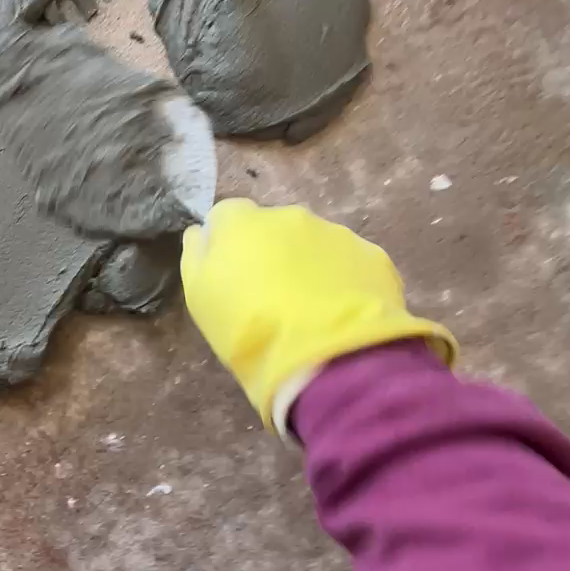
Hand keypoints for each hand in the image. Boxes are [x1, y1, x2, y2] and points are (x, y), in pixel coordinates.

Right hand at [180, 199, 455, 436]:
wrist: (325, 355)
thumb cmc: (245, 326)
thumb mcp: (199, 296)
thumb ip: (196, 256)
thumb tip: (201, 234)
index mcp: (241, 222)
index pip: (225, 214)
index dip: (224, 241)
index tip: (226, 271)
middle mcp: (289, 215)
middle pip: (272, 226)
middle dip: (268, 250)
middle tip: (265, 293)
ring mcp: (336, 233)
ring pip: (313, 242)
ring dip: (306, 264)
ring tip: (306, 307)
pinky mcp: (373, 256)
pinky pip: (347, 262)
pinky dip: (340, 279)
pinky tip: (336, 311)